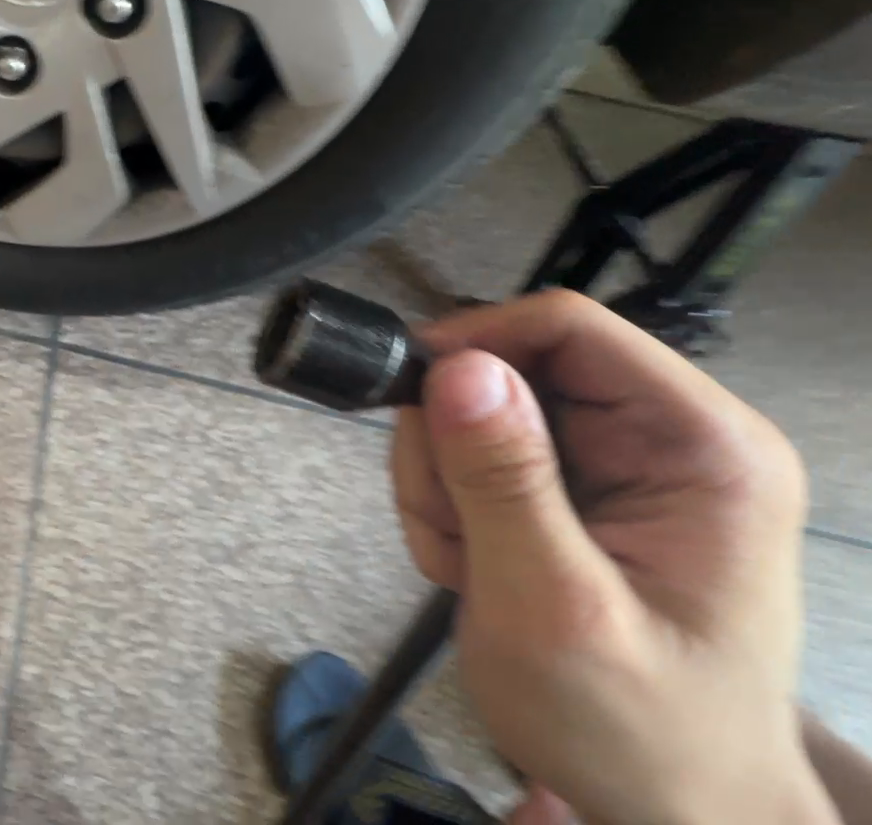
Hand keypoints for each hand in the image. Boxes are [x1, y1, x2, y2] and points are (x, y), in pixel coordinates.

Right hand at [389, 291, 836, 824]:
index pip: (566, 327)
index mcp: (699, 446)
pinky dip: (448, 510)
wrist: (664, 803)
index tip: (404, 403)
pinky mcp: (572, 489)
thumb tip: (455, 366)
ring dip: (441, 489)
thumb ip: (502, 482)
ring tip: (470, 566)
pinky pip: (469, 458)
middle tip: (453, 533)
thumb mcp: (550, 605)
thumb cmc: (629, 724)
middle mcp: (664, 436)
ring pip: (470, 415)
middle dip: (450, 449)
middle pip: (503, 370)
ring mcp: (615, 463)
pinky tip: (476, 567)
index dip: (472, 346)